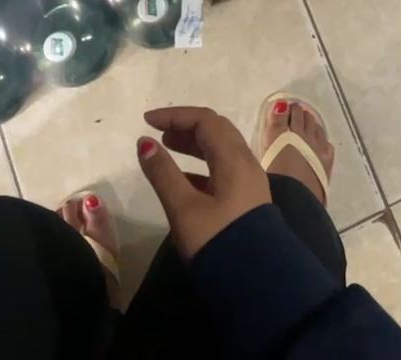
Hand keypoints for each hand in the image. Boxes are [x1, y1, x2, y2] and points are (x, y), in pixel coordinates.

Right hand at [136, 106, 271, 258]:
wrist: (256, 283)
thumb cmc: (218, 241)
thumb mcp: (184, 208)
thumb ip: (163, 174)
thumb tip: (145, 143)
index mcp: (235, 158)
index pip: (205, 120)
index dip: (175, 115)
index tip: (146, 121)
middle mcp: (246, 163)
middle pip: (216, 130)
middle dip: (186, 126)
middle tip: (158, 132)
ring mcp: (249, 181)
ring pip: (220, 149)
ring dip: (194, 144)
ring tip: (166, 147)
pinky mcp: (246, 199)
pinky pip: (222, 168)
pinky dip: (201, 165)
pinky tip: (182, 179)